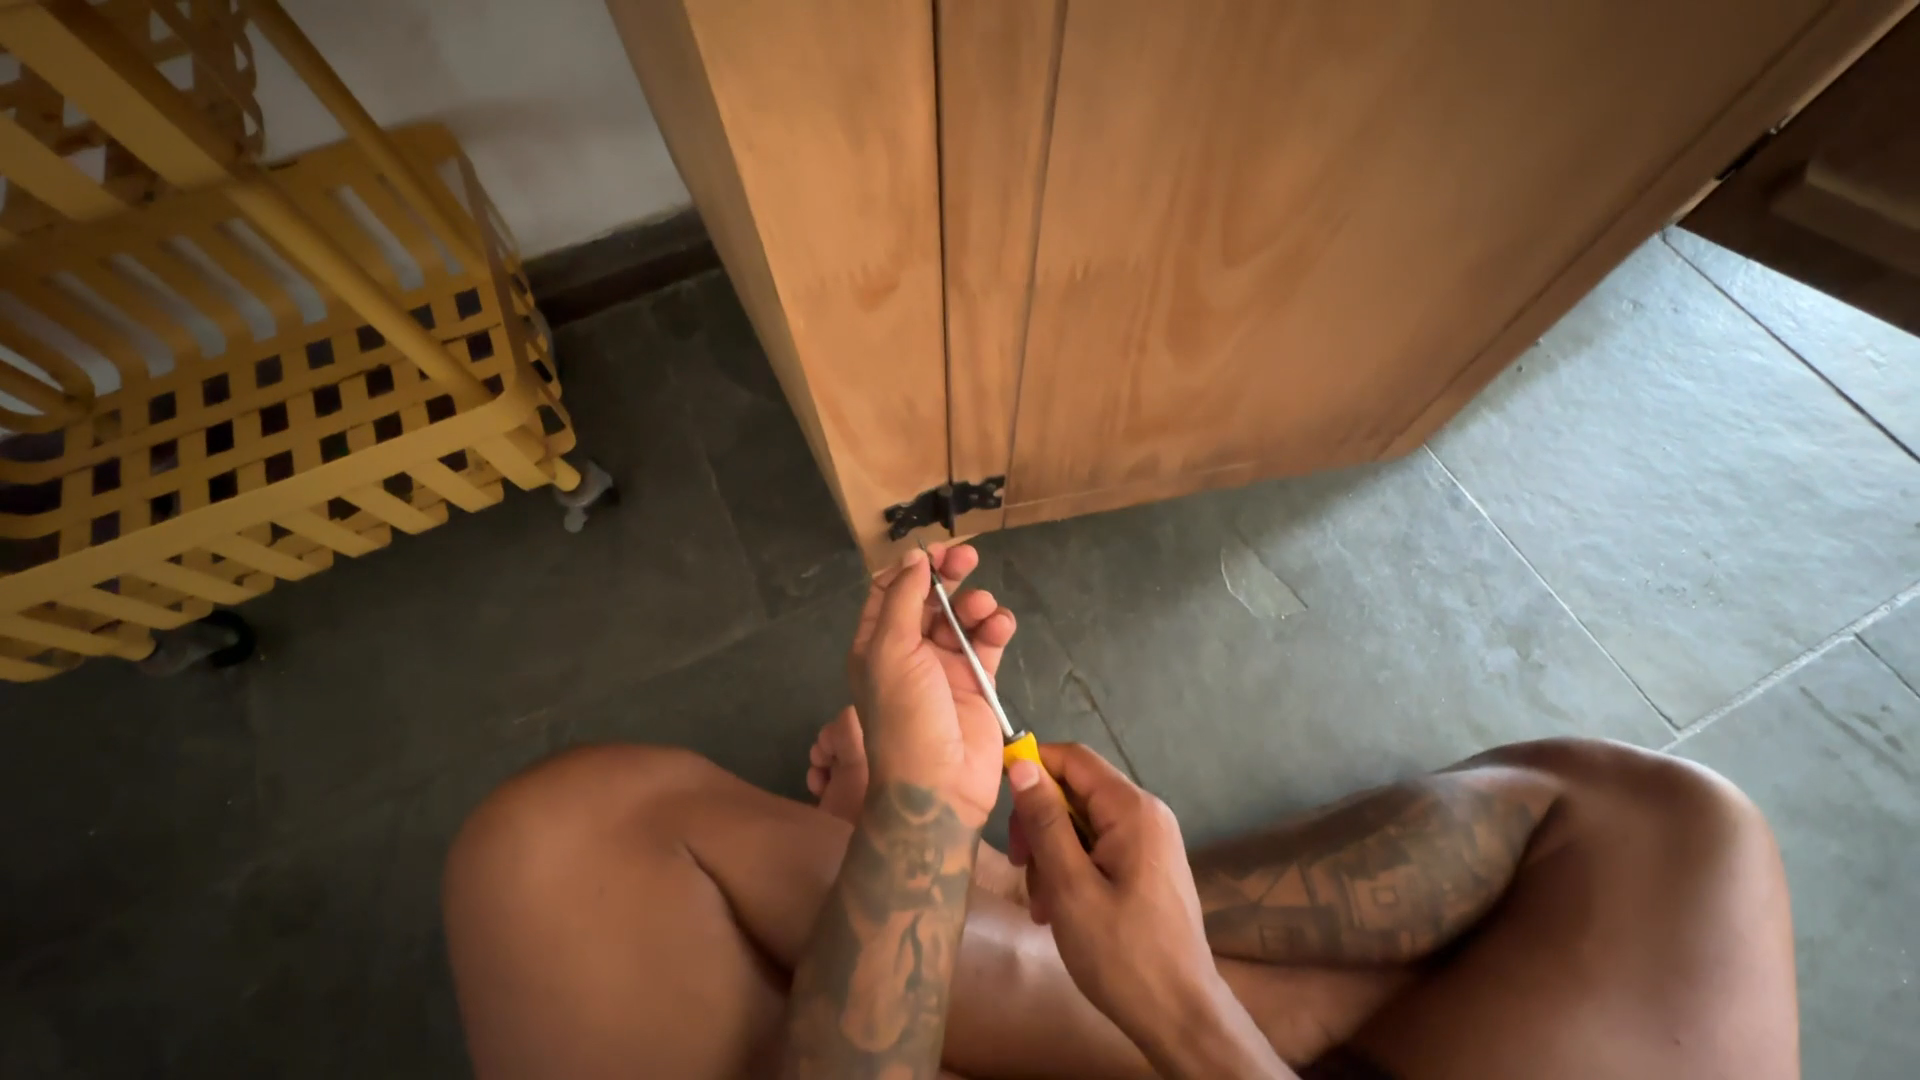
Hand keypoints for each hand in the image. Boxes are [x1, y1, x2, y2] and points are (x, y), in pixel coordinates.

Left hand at [846, 543, 1015, 828]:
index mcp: (876, 645)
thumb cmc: (905, 715)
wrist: (938, 785)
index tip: (933, 552)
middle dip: (948, 577)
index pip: (889, 593)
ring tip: (984, 609)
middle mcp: (908, 653)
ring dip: (974, 605)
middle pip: (928, 600)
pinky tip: (1000, 627)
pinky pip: (988, 644)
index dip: (909, 568)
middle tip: (968, 557)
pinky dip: (995, 630)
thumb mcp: (891, 651)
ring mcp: (944, 669)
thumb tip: (915, 558)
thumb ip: (903, 600)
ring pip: (961, 620)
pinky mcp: (978, 683)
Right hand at [1008, 744, 1289, 1078]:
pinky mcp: (1147, 866)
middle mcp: (1146, 813)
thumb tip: (1020, 764)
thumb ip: (1045, 821)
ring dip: (1052, 854)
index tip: (1001, 802)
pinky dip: (1072, 869)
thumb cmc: (1122, 953)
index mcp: (1132, 809)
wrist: (1181, 1017)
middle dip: (1040, 824)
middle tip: (1021, 867)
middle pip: (1075, 791)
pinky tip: (1061, 909)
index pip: (1073, 758)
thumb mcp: (1070, 886)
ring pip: (1082, 824)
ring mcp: (1149, 840)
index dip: (1032, 767)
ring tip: (1043, 905)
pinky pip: (1098, 848)